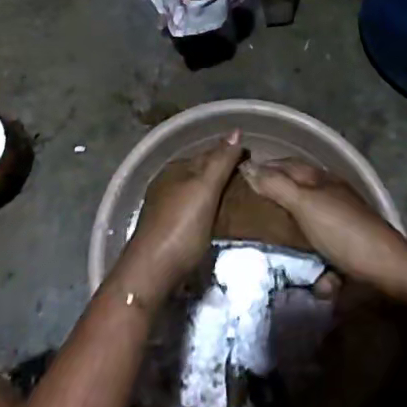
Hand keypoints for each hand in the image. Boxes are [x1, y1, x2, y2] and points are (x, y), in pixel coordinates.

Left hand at [112, 130, 245, 303]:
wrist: (149, 275)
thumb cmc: (180, 227)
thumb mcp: (205, 189)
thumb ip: (221, 160)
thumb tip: (236, 131)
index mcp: (176, 168)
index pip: (210, 153)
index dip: (233, 155)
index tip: (256, 164)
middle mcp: (168, 183)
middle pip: (203, 173)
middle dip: (226, 174)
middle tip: (255, 184)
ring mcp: (165, 208)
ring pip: (198, 193)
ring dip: (218, 194)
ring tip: (243, 201)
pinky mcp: (166, 230)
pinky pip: (194, 211)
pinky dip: (209, 210)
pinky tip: (220, 219)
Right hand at [240, 158, 406, 310]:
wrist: (388, 273)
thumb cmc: (344, 232)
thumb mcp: (307, 204)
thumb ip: (277, 186)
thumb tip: (247, 166)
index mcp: (322, 180)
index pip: (287, 165)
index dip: (264, 168)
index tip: (235, 177)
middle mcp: (330, 198)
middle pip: (295, 194)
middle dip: (271, 201)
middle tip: (239, 215)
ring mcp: (339, 227)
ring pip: (305, 226)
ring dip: (287, 235)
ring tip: (259, 246)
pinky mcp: (345, 255)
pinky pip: (319, 257)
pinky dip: (311, 265)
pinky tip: (302, 273)